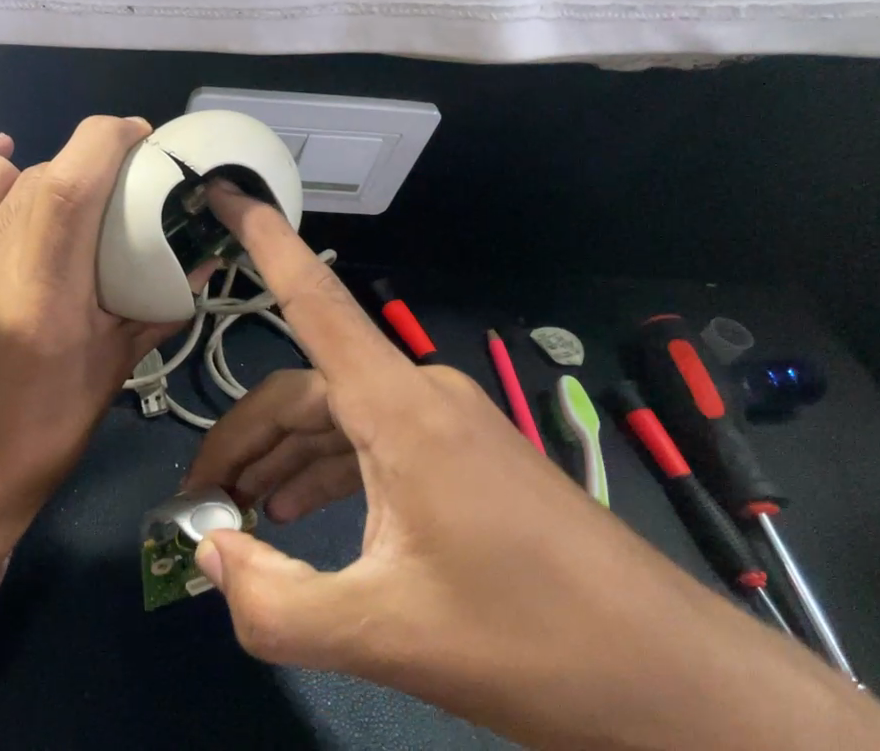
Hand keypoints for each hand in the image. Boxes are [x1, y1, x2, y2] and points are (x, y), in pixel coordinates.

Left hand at [0, 118, 175, 551]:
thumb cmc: (43, 433)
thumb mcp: (112, 370)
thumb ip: (158, 304)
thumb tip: (201, 256)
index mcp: (38, 299)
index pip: (70, 183)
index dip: (108, 141)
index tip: (139, 137)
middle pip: (38, 176)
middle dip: (86, 168)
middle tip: (114, 189)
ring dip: (34, 173)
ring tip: (59, 199)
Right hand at [182, 185, 879, 749]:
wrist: (684, 687)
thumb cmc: (534, 645)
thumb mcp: (384, 636)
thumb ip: (273, 603)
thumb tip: (210, 555)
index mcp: (399, 411)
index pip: (313, 301)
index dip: (263, 241)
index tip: (224, 192)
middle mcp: (421, 399)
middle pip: (300, 393)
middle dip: (239, 443)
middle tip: (196, 504)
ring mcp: (448, 429)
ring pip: (333, 424)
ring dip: (279, 464)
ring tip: (236, 520)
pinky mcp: (465, 463)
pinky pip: (371, 449)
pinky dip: (325, 477)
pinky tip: (297, 518)